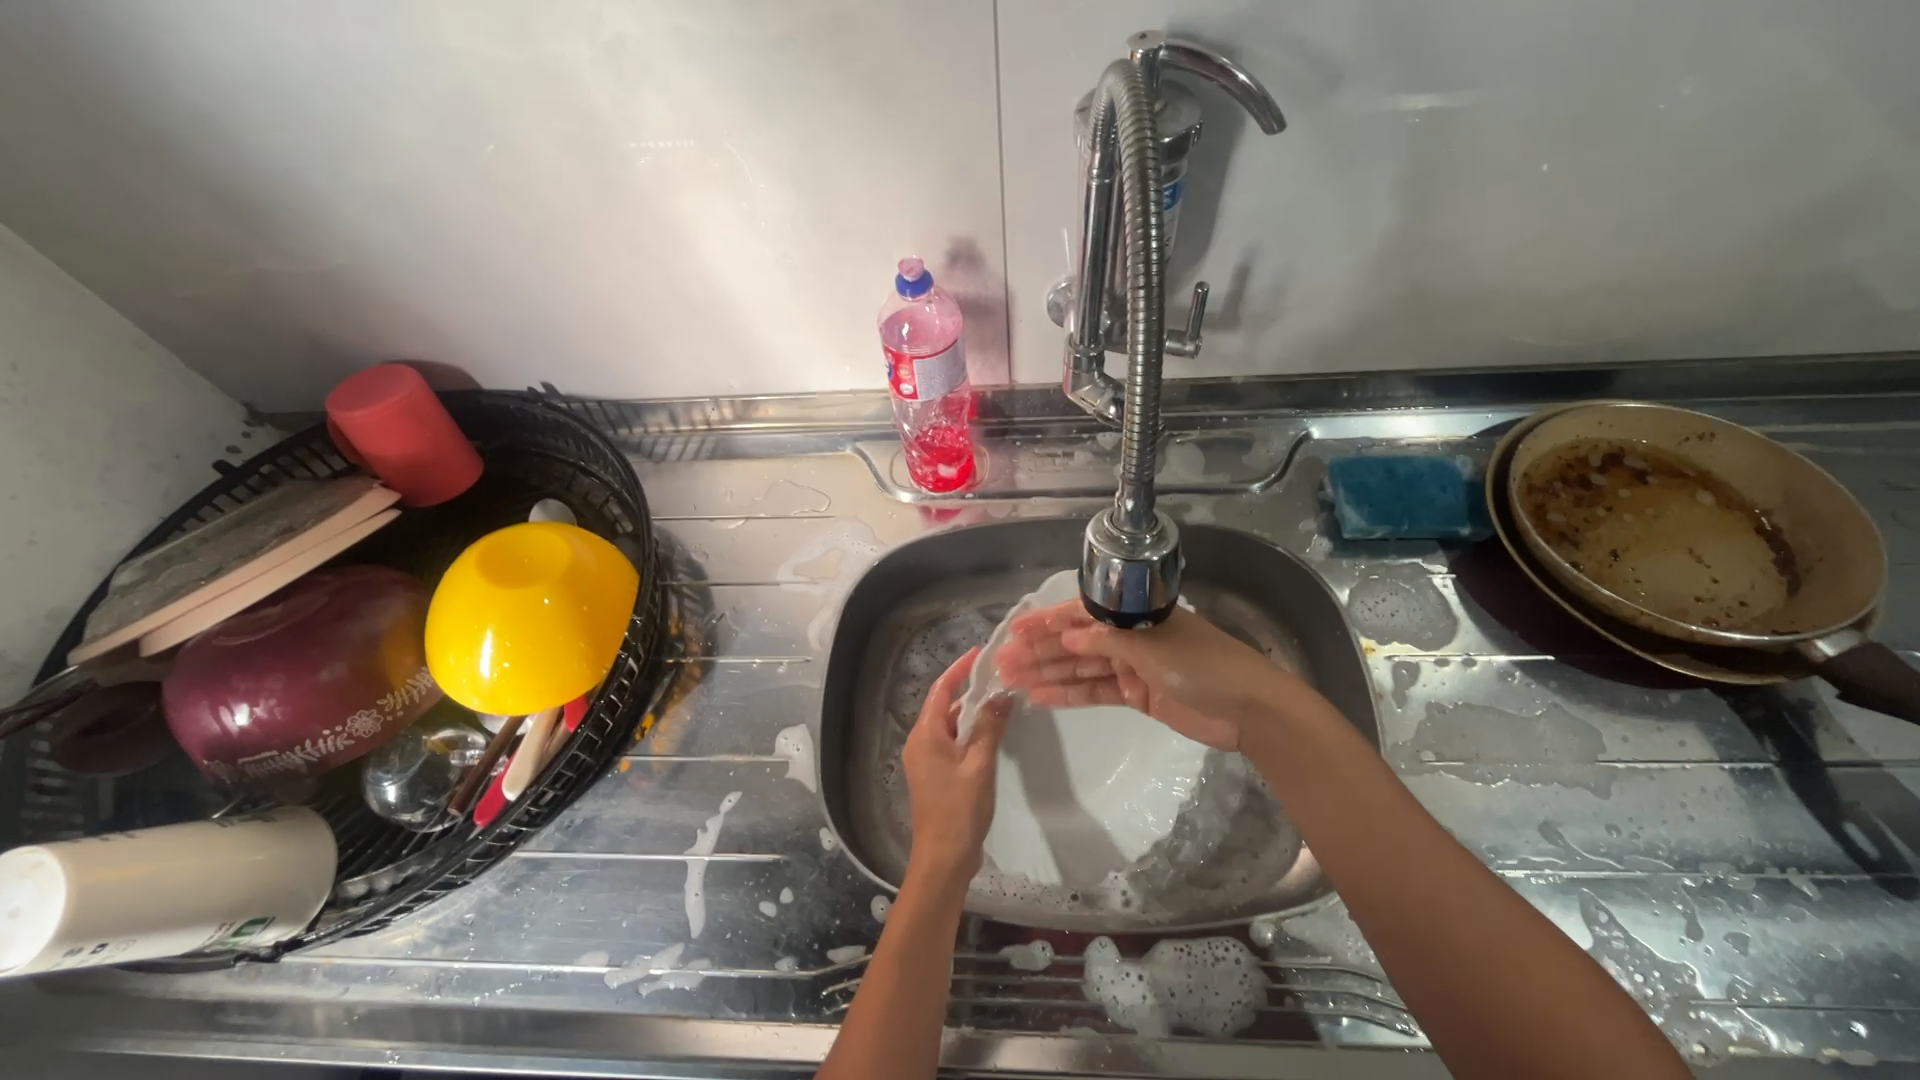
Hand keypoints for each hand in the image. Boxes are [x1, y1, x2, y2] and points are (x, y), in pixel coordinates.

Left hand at [902, 647, 1011, 885]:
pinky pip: (953, 744)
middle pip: (944, 707)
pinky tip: (993, 734)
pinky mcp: (937, 775)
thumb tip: (1001, 696)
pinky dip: (971, 734)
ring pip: (951, 727)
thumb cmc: (959, 810)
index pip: (941, 691)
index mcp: (925, 736)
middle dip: (970, 691)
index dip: (959, 670)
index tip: (980, 654)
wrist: (944, 858)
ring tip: (1002, 700)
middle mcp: (921, 743)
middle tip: (999, 677)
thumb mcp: (980, 765)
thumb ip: (990, 728)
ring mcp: (927, 761)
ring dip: (973, 715)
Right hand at [995, 602, 1291, 750]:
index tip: (1016, 630)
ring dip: (1048, 673)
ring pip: (1081, 669)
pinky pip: (1096, 692)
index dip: (1048, 622)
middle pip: (1076, 643)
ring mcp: (1133, 668)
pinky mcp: (1137, 696)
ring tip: (1012, 680)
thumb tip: (1066, 636)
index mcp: (1136, 615)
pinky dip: (1070, 695)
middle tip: (1003, 662)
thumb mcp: (1152, 647)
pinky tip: (1041, 697)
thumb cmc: (1204, 666)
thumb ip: (1107, 642)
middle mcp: (1130, 638)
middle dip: (1040, 651)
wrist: (1248, 709)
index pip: (1083, 614)